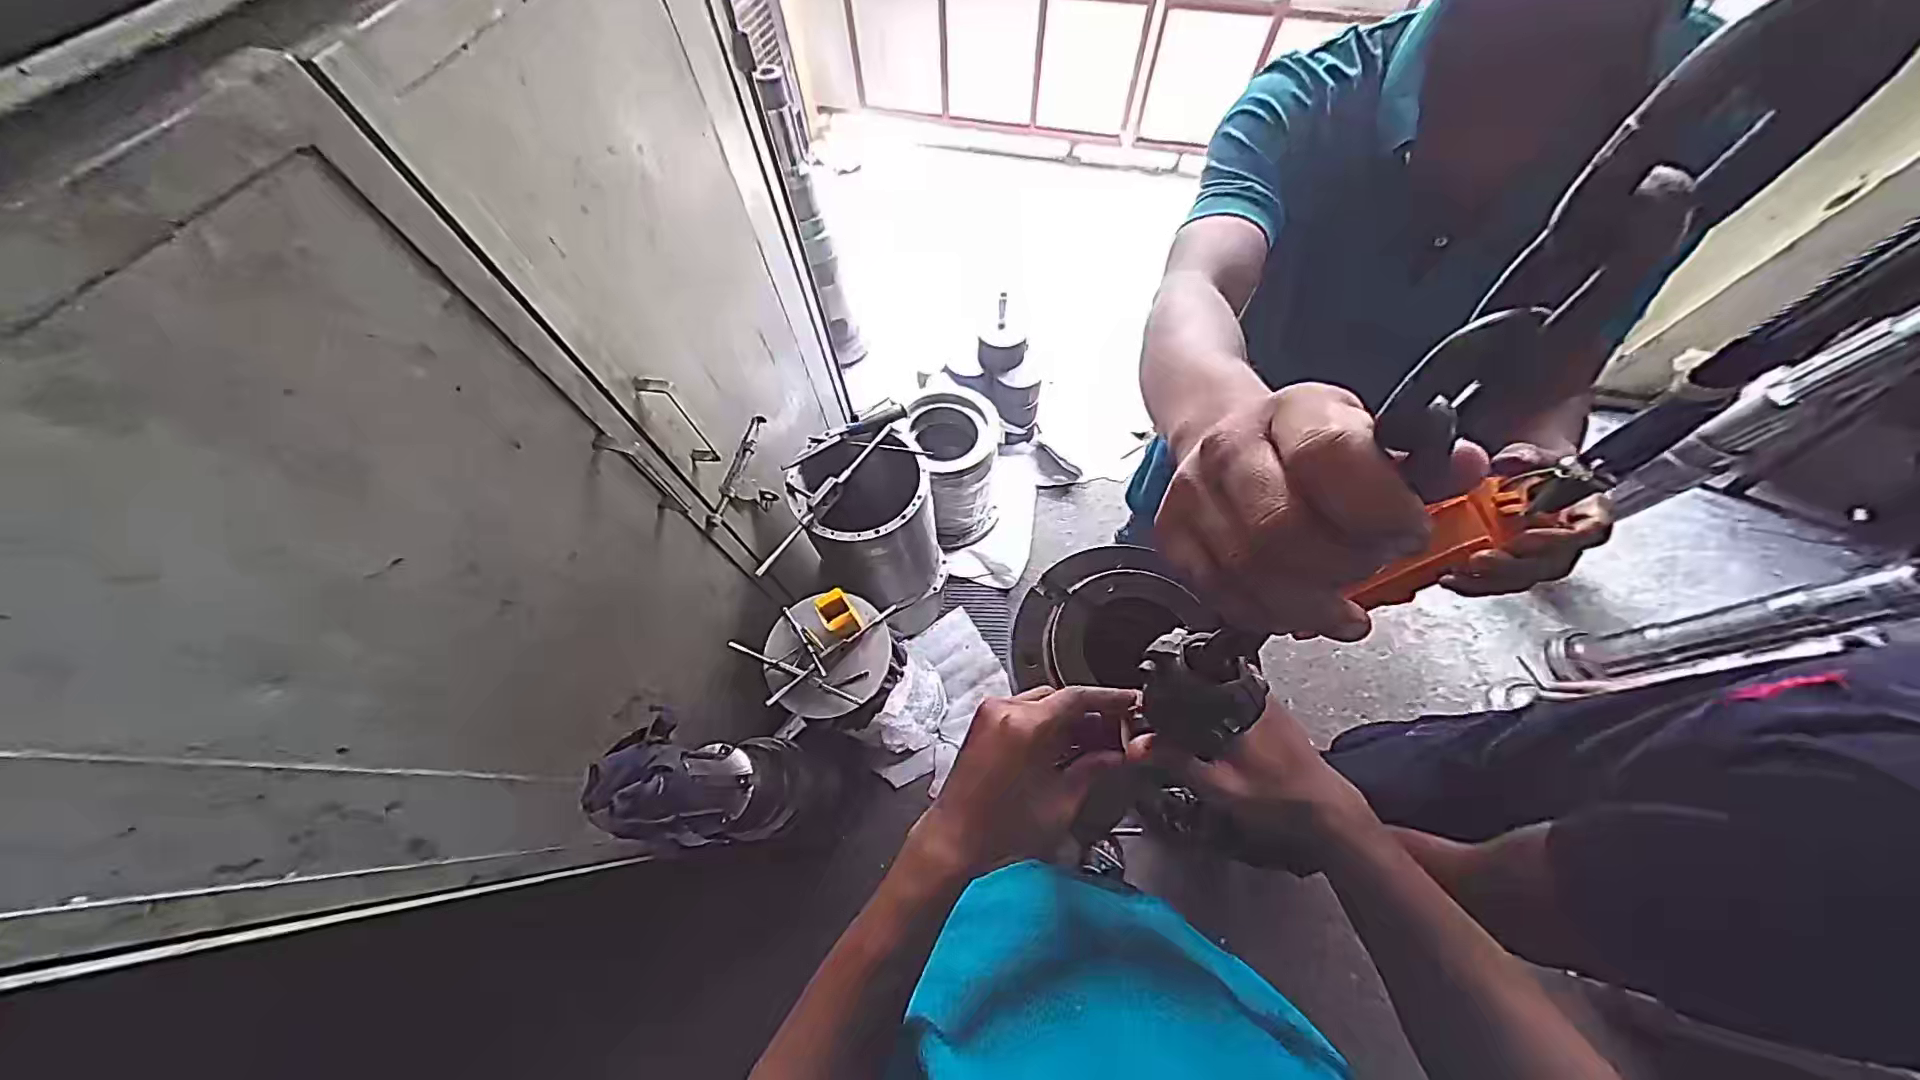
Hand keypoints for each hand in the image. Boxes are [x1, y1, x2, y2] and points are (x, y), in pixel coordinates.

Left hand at [903, 686, 1135, 880]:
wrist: (954, 838)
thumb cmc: (998, 829)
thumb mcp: (1061, 802)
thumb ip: (1092, 769)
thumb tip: (1115, 754)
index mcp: (1026, 726)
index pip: (1078, 697)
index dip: (1111, 698)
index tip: (1130, 703)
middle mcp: (1005, 710)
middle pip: (1061, 697)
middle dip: (1092, 714)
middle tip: (1118, 732)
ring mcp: (991, 713)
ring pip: (1043, 702)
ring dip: (1070, 718)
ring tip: (1094, 743)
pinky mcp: (984, 722)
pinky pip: (1025, 710)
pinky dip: (1047, 722)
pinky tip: (1065, 744)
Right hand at [1127, 696, 1375, 873]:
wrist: (1329, 816)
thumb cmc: (1281, 800)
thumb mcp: (1218, 785)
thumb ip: (1176, 761)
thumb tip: (1138, 746)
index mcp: (1240, 702)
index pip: (1191, 677)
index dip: (1165, 689)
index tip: (1150, 706)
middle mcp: (1257, 696)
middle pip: (1206, 682)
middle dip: (1183, 698)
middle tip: (1167, 722)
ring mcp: (1271, 706)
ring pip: (1223, 694)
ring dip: (1204, 707)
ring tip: (1189, 732)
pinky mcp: (1279, 719)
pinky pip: (1240, 706)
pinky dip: (1223, 717)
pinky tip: (1219, 741)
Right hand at [1157, 383, 1487, 639]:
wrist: (1218, 429)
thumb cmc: (1298, 438)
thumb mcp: (1364, 428)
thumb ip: (1420, 457)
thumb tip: (1466, 468)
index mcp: (1290, 411)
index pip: (1329, 456)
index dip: (1380, 508)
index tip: (1408, 534)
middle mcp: (1229, 449)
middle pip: (1281, 528)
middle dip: (1342, 567)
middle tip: (1370, 568)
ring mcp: (1191, 495)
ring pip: (1246, 570)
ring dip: (1306, 604)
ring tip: (1341, 607)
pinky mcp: (1170, 534)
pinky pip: (1217, 591)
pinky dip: (1264, 614)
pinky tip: (1294, 611)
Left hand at [1442, 443, 1612, 596]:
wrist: (1513, 475)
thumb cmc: (1531, 468)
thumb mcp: (1530, 455)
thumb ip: (1526, 456)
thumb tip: (1511, 460)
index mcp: (1585, 513)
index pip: (1591, 531)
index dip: (1562, 540)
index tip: (1525, 538)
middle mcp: (1564, 542)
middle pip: (1549, 564)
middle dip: (1513, 567)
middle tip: (1479, 560)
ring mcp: (1534, 558)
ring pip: (1519, 579)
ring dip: (1487, 580)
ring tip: (1456, 574)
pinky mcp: (1506, 566)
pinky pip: (1492, 581)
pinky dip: (1470, 582)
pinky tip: (1447, 577)